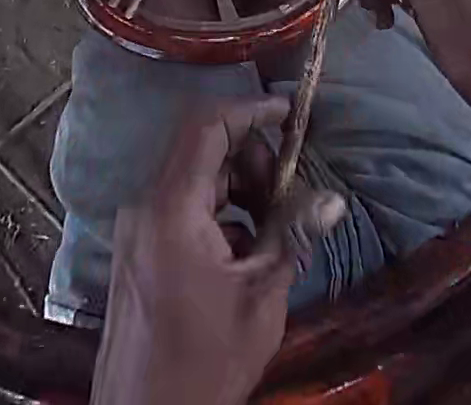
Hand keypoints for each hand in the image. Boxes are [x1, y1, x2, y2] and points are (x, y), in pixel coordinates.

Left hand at [91, 97, 345, 404]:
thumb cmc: (203, 360)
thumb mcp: (259, 299)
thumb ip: (291, 237)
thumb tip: (331, 198)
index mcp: (170, 205)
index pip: (206, 127)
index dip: (249, 109)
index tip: (287, 111)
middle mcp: (147, 201)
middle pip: (202, 151)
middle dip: (250, 160)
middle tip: (287, 197)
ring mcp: (139, 222)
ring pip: (195, 179)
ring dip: (238, 190)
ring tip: (272, 228)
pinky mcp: (141, 243)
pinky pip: (184, 206)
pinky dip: (219, 214)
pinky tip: (245, 252)